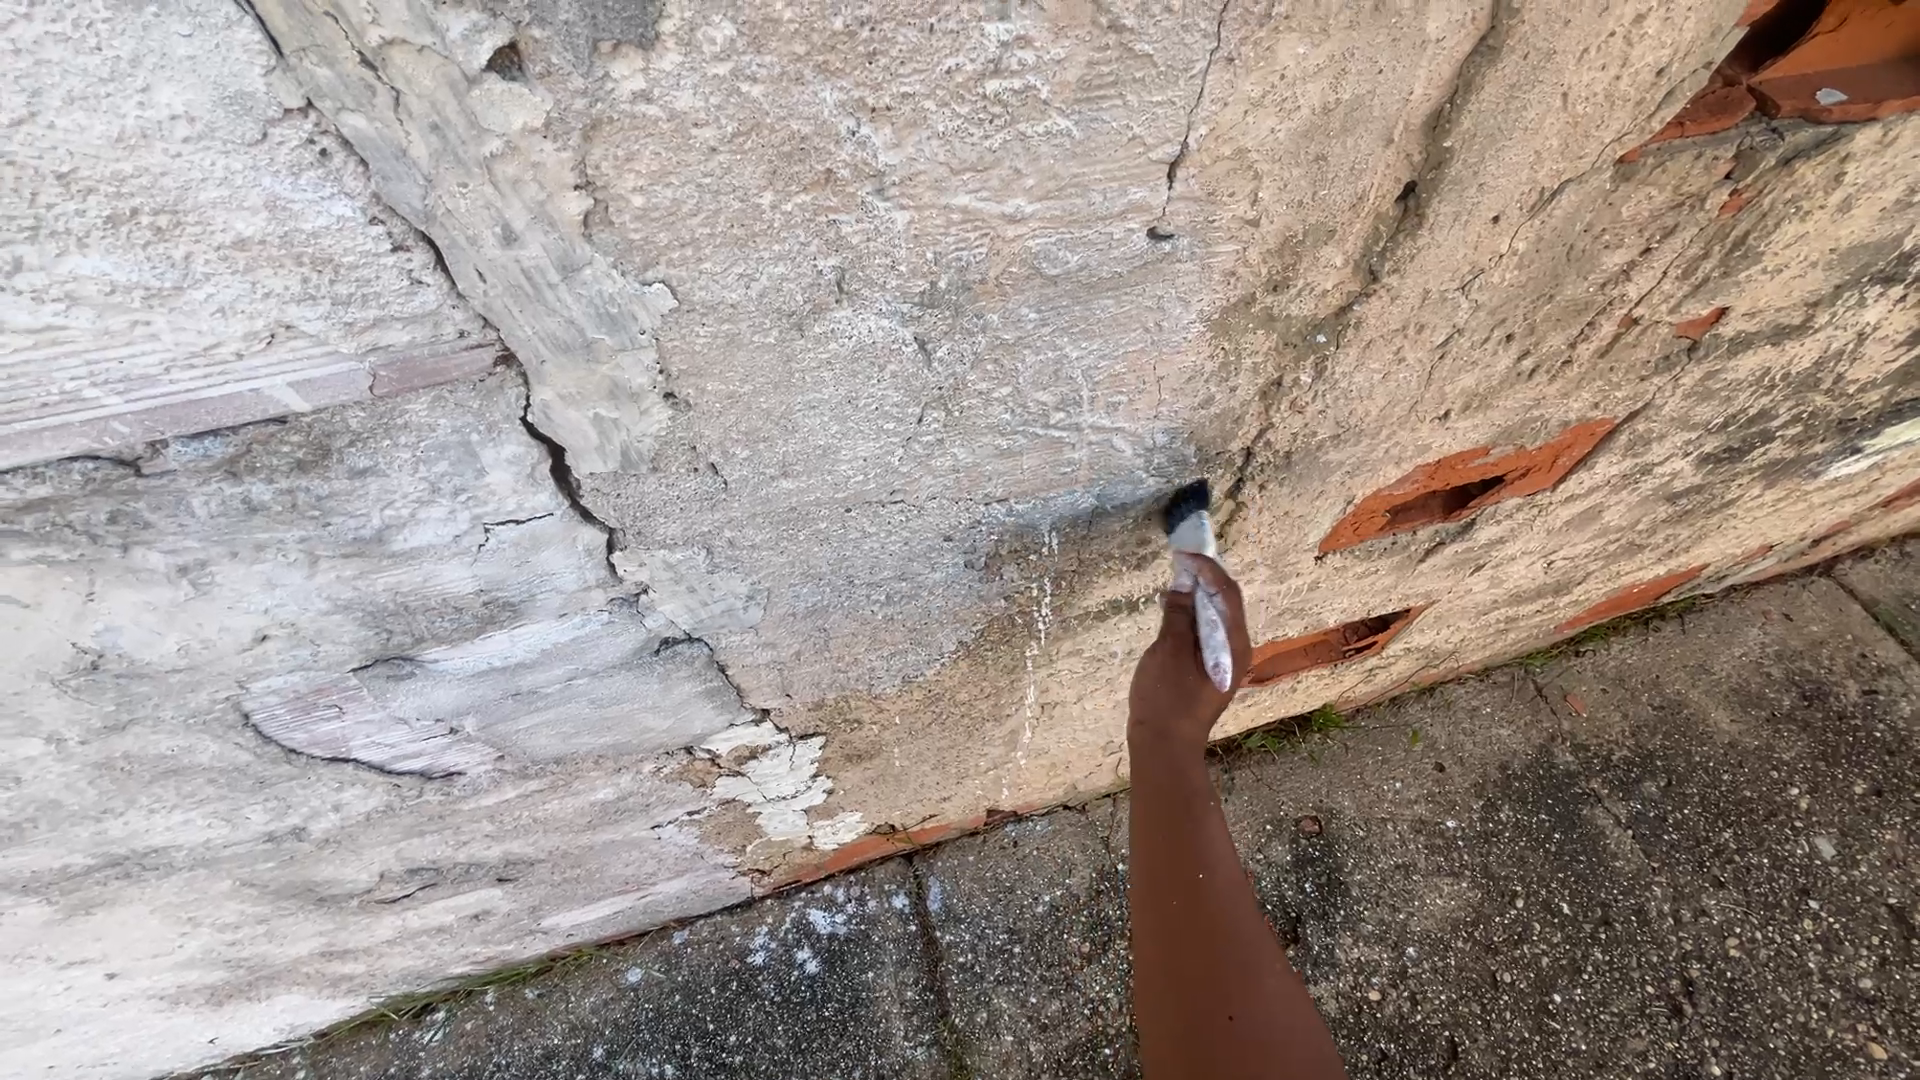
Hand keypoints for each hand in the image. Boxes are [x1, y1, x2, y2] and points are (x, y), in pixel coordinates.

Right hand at [1128, 553, 1252, 752]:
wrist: (1165, 745)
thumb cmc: (1167, 699)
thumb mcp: (1168, 652)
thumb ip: (1178, 616)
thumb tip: (1181, 588)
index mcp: (1233, 644)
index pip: (1227, 593)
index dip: (1207, 568)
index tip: (1183, 554)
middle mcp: (1237, 649)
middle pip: (1226, 602)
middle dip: (1204, 578)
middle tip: (1178, 563)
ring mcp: (1225, 660)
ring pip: (1216, 617)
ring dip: (1197, 595)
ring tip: (1173, 581)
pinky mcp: (1211, 668)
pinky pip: (1206, 632)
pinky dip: (1191, 615)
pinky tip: (1172, 611)